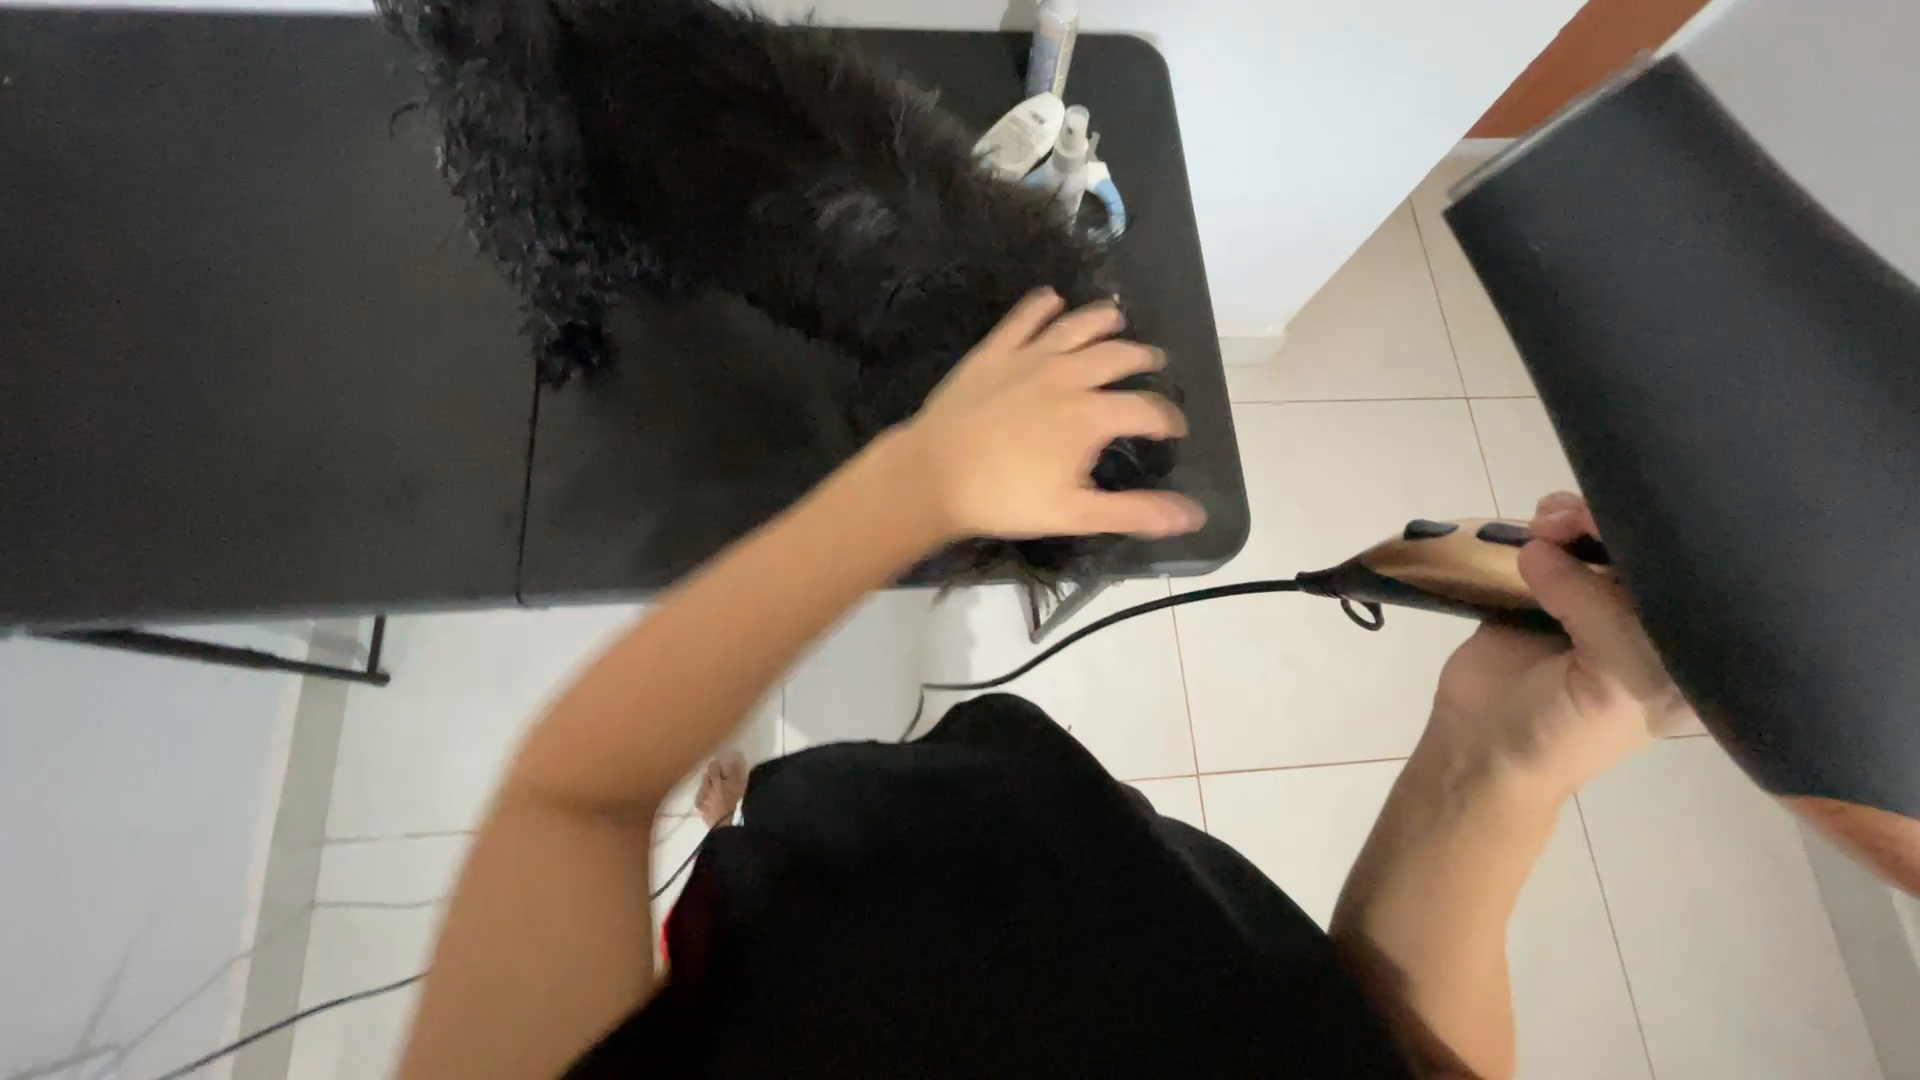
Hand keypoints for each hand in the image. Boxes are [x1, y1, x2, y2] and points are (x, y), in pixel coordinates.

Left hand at [893, 289, 1205, 541]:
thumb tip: (1193, 515)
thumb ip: (1135, 511)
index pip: (1147, 409)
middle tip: (1155, 361)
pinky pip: (1024, 318)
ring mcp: (1029, 357)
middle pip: (1119, 356)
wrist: (933, 476)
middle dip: (1144, 358)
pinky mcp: (994, 352)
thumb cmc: (1005, 499)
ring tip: (1118, 318)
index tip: (1174, 428)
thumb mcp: (1076, 513)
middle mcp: (1068, 375)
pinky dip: (1042, 306)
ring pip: (1077, 326)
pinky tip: (1052, 299)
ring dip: (1103, 320)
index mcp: (1091, 415)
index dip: (1168, 418)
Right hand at [1429, 493, 1695, 799]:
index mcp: (1680, 648)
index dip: (1656, 541)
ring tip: (1542, 523)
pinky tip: (1528, 527)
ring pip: (1585, 547)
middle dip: (1604, 525)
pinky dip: (1529, 535)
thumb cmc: (1565, 729)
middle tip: (1564, 520)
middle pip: (1632, 554)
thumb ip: (1595, 608)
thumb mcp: (1614, 678)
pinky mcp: (1526, 601)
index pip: (1684, 579)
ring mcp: (1578, 608)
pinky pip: (1535, 557)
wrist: (1479, 748)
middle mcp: (1636, 621)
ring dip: (1565, 522)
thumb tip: (1537, 547)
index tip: (1623, 516)